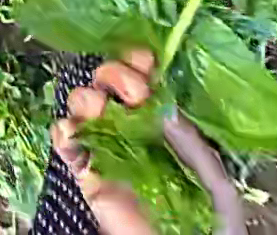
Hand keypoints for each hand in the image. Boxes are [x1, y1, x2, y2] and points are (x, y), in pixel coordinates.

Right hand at [52, 50, 244, 234]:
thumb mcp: (212, 175)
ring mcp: (105, 141)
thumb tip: (164, 107)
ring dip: (86, 98)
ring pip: (81, 100)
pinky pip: (64, 140)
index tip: (145, 62)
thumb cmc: (210, 217)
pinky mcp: (86, 170)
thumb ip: (190, 140)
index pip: (139, 70)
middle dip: (115, 73)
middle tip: (135, 94)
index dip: (137, 58)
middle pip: (106, 76)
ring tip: (101, 112)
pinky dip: (63, 131)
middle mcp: (128, 119)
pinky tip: (73, 134)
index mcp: (157, 111)